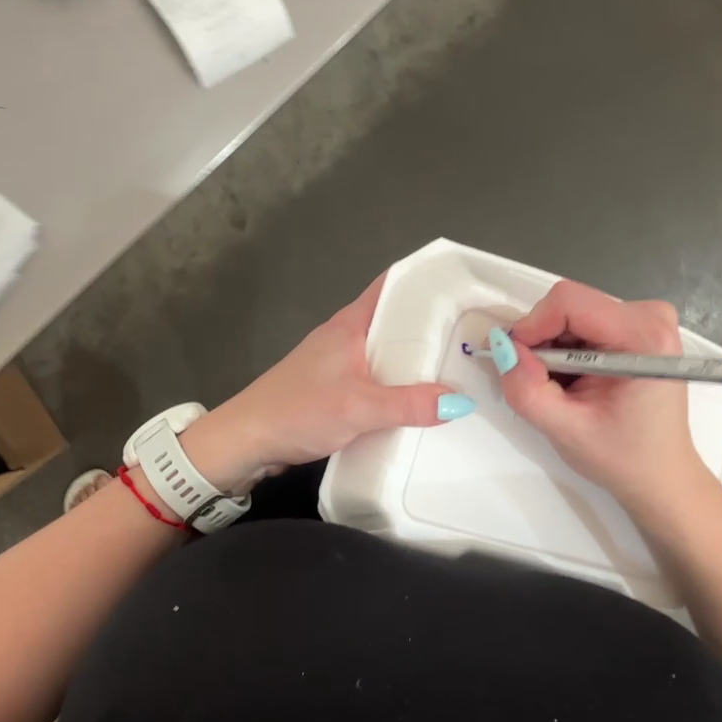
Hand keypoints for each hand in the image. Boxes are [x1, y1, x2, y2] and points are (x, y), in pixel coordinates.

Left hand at [181, 276, 470, 493]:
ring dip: (415, 361)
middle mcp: (345, 338)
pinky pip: (376, 380)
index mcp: (350, 325)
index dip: (427, 281)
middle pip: (396, 322)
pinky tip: (419, 403)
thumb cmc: (298, 411)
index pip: (393, 286)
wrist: (246, 441)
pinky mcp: (333, 390)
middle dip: (432, 327)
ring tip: (458, 369)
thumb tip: (460, 402)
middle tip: (475, 336)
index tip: (465, 286)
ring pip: (386, 354)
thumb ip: (408, 405)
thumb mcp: (359, 408)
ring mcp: (338, 364)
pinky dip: (398, 386)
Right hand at [494, 280, 711, 509]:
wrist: (659, 474)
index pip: (568, 302)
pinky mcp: (636, 327)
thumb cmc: (621, 457)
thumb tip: (502, 347)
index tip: (519, 363)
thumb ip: (526, 390)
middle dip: (542, 343)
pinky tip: (575, 381)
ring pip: (570, 314)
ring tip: (562, 388)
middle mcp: (649, 315)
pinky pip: (581, 323)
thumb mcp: (564, 430)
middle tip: (543, 385)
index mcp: (643, 336)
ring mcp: (645, 318)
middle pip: (568, 306)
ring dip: (552, 349)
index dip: (532, 327)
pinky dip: (565, 351)